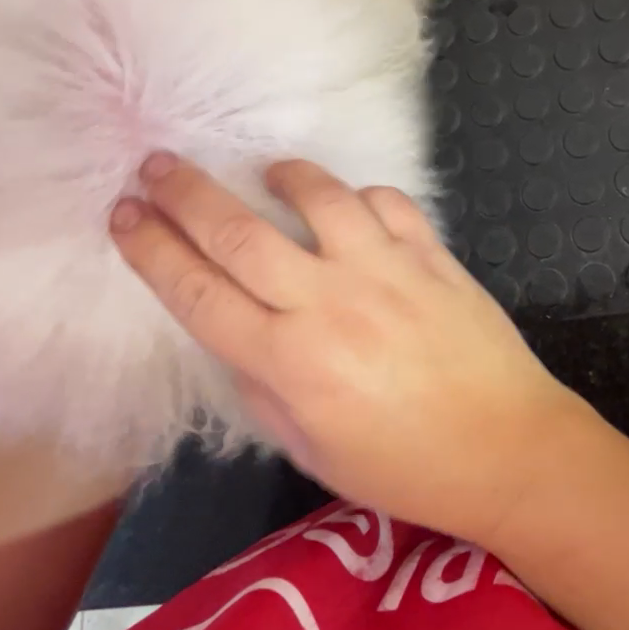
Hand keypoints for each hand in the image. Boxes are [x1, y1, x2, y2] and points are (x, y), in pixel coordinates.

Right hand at [108, 154, 596, 541]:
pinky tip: (352, 204)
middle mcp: (331, 302)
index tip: (123, 214)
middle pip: (241, 233)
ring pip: (322, 199)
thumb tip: (237, 332)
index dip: (152, 249)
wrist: (505, 445)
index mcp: (289, 361)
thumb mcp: (310, 448)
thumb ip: (263, 386)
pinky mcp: (434, 256)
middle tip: (157, 164)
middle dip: (188, 193)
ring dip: (285, 176)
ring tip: (266, 172)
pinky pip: (390, 204)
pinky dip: (363, 195)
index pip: (198, 293)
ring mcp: (388, 270)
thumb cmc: (403, 465)